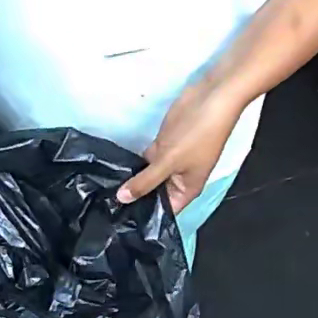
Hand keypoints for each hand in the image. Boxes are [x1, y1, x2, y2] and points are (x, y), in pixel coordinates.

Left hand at [117, 79, 245, 211]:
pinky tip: (113, 172)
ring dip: (131, 182)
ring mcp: (169, 162)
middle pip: (154, 196)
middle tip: (105, 209)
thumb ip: (145, 181)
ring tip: (104, 194)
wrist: (213, 95)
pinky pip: (146, 161)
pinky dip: (134, 166)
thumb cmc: (197, 134)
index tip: (120, 222)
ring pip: (147, 178)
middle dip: (134, 199)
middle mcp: (178, 180)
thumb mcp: (169, 161)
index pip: (164, 212)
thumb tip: (122, 199)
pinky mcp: (162, 146)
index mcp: (186, 190)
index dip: (144, 218)